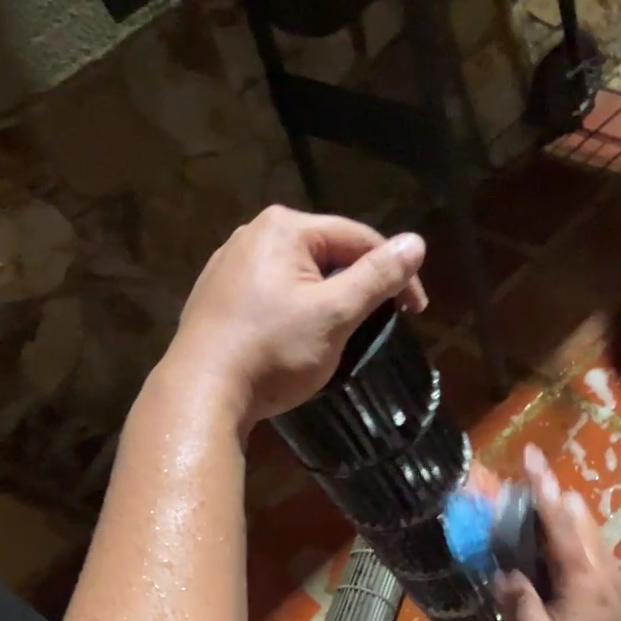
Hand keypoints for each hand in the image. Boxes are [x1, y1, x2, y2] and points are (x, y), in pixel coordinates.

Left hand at [161, 206, 427, 429]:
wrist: (203, 391)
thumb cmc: (274, 351)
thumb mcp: (335, 314)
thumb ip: (377, 277)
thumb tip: (416, 243)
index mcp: (285, 228)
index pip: (359, 239)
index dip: (395, 273)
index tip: (416, 313)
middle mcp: (253, 234)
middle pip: (328, 254)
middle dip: (360, 286)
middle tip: (382, 325)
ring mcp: (230, 264)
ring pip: (300, 276)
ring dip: (330, 300)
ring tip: (344, 334)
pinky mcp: (218, 296)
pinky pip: (273, 293)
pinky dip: (298, 311)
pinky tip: (298, 339)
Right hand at [494, 446, 620, 620]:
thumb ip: (522, 608)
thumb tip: (506, 573)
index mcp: (581, 578)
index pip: (560, 519)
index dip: (542, 487)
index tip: (530, 457)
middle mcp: (598, 567)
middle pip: (575, 513)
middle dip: (544, 496)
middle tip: (508, 497)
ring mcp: (607, 576)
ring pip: (582, 526)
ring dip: (553, 514)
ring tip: (517, 518)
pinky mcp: (607, 587)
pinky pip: (584, 544)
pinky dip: (560, 534)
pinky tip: (537, 552)